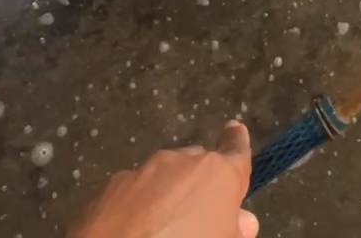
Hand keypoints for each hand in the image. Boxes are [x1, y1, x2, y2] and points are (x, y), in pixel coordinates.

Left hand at [68, 120, 258, 237]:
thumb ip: (236, 229)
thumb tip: (244, 220)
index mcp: (219, 173)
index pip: (236, 149)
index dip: (238, 143)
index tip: (235, 131)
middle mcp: (184, 160)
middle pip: (199, 164)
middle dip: (200, 183)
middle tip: (198, 214)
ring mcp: (147, 169)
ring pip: (166, 174)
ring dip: (169, 192)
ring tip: (164, 226)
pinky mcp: (117, 183)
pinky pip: (138, 189)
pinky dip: (141, 203)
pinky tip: (135, 229)